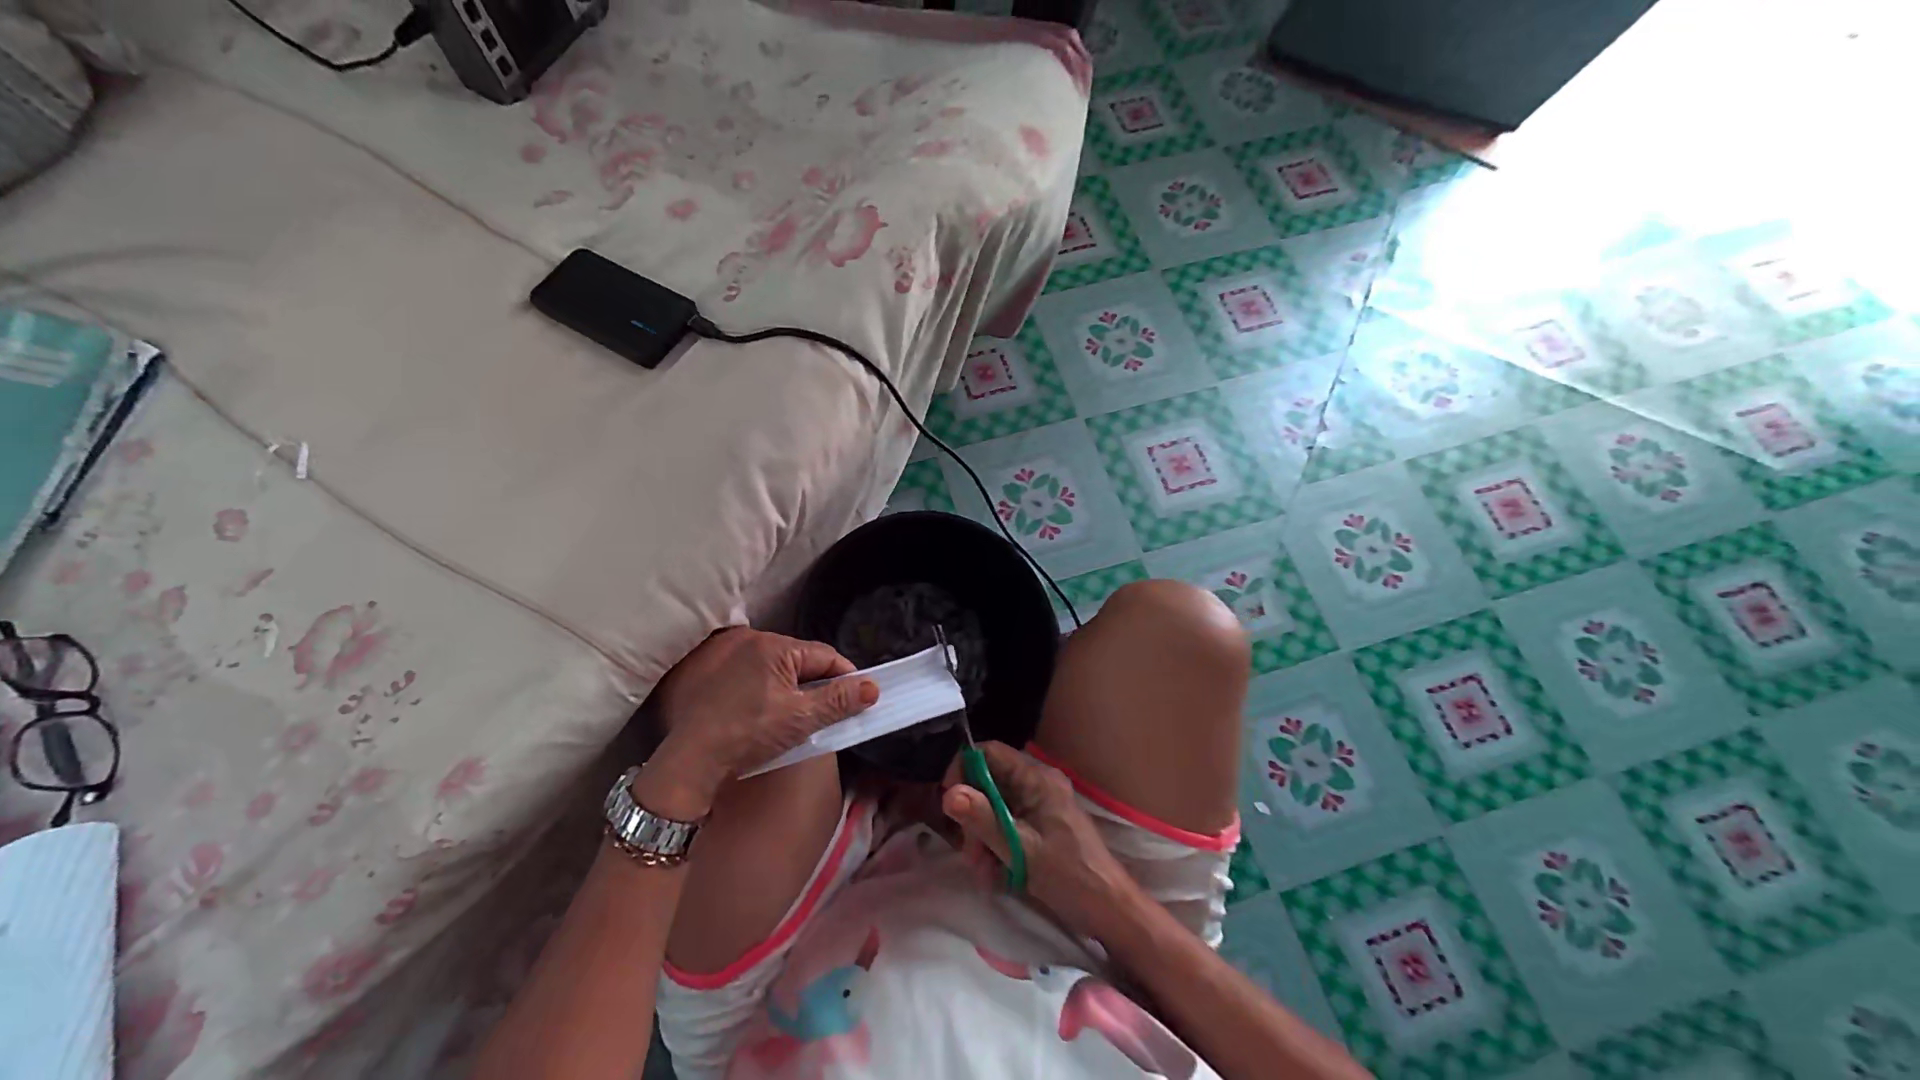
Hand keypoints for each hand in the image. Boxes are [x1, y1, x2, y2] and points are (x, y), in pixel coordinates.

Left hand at [635, 628, 878, 819]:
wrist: (691, 761)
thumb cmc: (748, 734)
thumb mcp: (802, 718)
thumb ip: (839, 700)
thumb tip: (872, 687)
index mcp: (774, 646)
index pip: (825, 655)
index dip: (846, 677)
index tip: (857, 700)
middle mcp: (751, 642)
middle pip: (802, 661)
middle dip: (819, 684)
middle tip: (830, 713)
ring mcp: (730, 658)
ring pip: (779, 670)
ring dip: (795, 689)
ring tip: (802, 717)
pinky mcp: (716, 677)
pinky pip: (757, 678)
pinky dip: (771, 692)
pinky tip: (771, 716)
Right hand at [941, 741, 1139, 941]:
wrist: (1109, 909)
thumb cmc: (1069, 875)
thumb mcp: (1020, 848)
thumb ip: (983, 819)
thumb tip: (948, 793)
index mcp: (1037, 778)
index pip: (989, 753)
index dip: (964, 770)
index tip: (950, 802)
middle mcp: (1038, 784)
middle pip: (989, 782)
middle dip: (973, 816)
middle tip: (971, 853)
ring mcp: (1040, 805)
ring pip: (995, 807)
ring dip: (983, 838)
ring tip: (984, 872)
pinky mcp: (1041, 826)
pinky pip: (1007, 825)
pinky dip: (997, 847)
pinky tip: (996, 875)